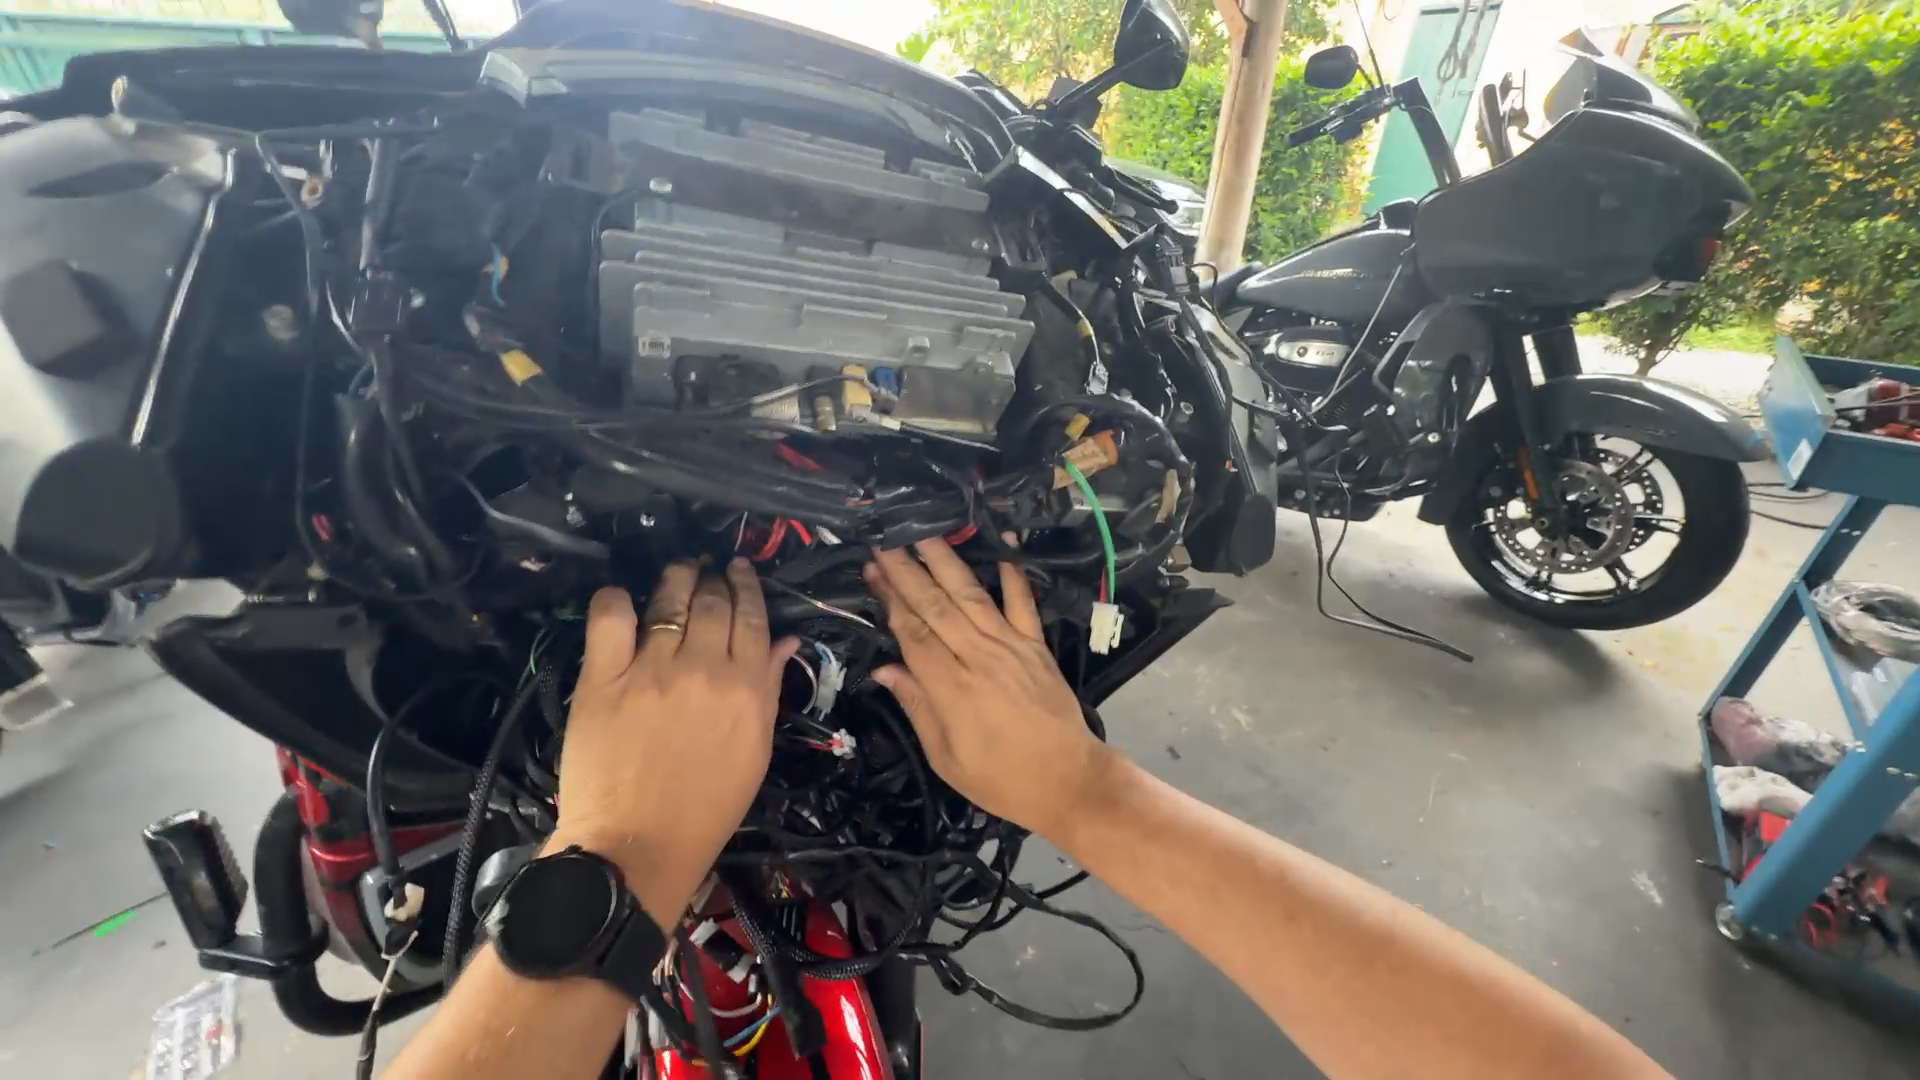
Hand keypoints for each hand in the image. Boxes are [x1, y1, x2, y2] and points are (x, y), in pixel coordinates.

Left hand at [551, 558, 796, 928]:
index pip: (752, 616)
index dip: (747, 586)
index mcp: (746, 686)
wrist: (639, 844)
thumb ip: (770, 686)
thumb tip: (785, 639)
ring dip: (677, 578)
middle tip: (710, 571)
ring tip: (679, 570)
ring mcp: (650, 670)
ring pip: (668, 600)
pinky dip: (616, 599)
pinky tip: (623, 596)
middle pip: (712, 602)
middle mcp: (703, 667)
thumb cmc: (709, 803)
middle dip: (714, 579)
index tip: (741, 571)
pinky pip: (610, 619)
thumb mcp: (757, 746)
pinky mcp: (603, 680)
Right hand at [863, 540, 1112, 838]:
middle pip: (936, 607)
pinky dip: (1012, 572)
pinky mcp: (1037, 645)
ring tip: (925, 533)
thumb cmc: (1001, 778)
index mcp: (952, 689)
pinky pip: (1023, 602)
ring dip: (946, 562)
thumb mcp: (946, 758)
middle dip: (907, 572)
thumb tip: (885, 669)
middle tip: (885, 542)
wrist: (1068, 780)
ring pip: (972, 596)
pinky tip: (1002, 542)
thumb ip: (917, 707)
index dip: (890, 600)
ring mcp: (1012, 646)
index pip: (913, 633)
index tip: (872, 572)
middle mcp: (980, 658)